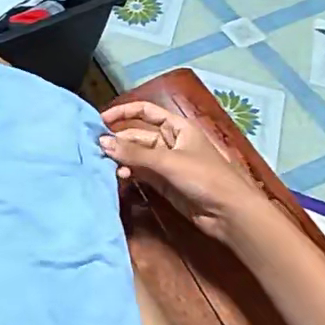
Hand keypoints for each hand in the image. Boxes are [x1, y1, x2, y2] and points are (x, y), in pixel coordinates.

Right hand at [100, 100, 269, 240]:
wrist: (229, 213)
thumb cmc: (204, 177)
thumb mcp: (168, 162)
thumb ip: (135, 153)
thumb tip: (103, 142)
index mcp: (178, 127)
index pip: (146, 112)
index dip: (124, 113)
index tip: (100, 120)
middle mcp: (171, 141)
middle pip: (139, 135)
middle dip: (119, 141)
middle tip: (96, 150)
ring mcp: (167, 164)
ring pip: (138, 156)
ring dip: (122, 159)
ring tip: (106, 166)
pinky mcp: (164, 184)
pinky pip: (141, 173)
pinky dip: (129, 173)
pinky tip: (119, 177)